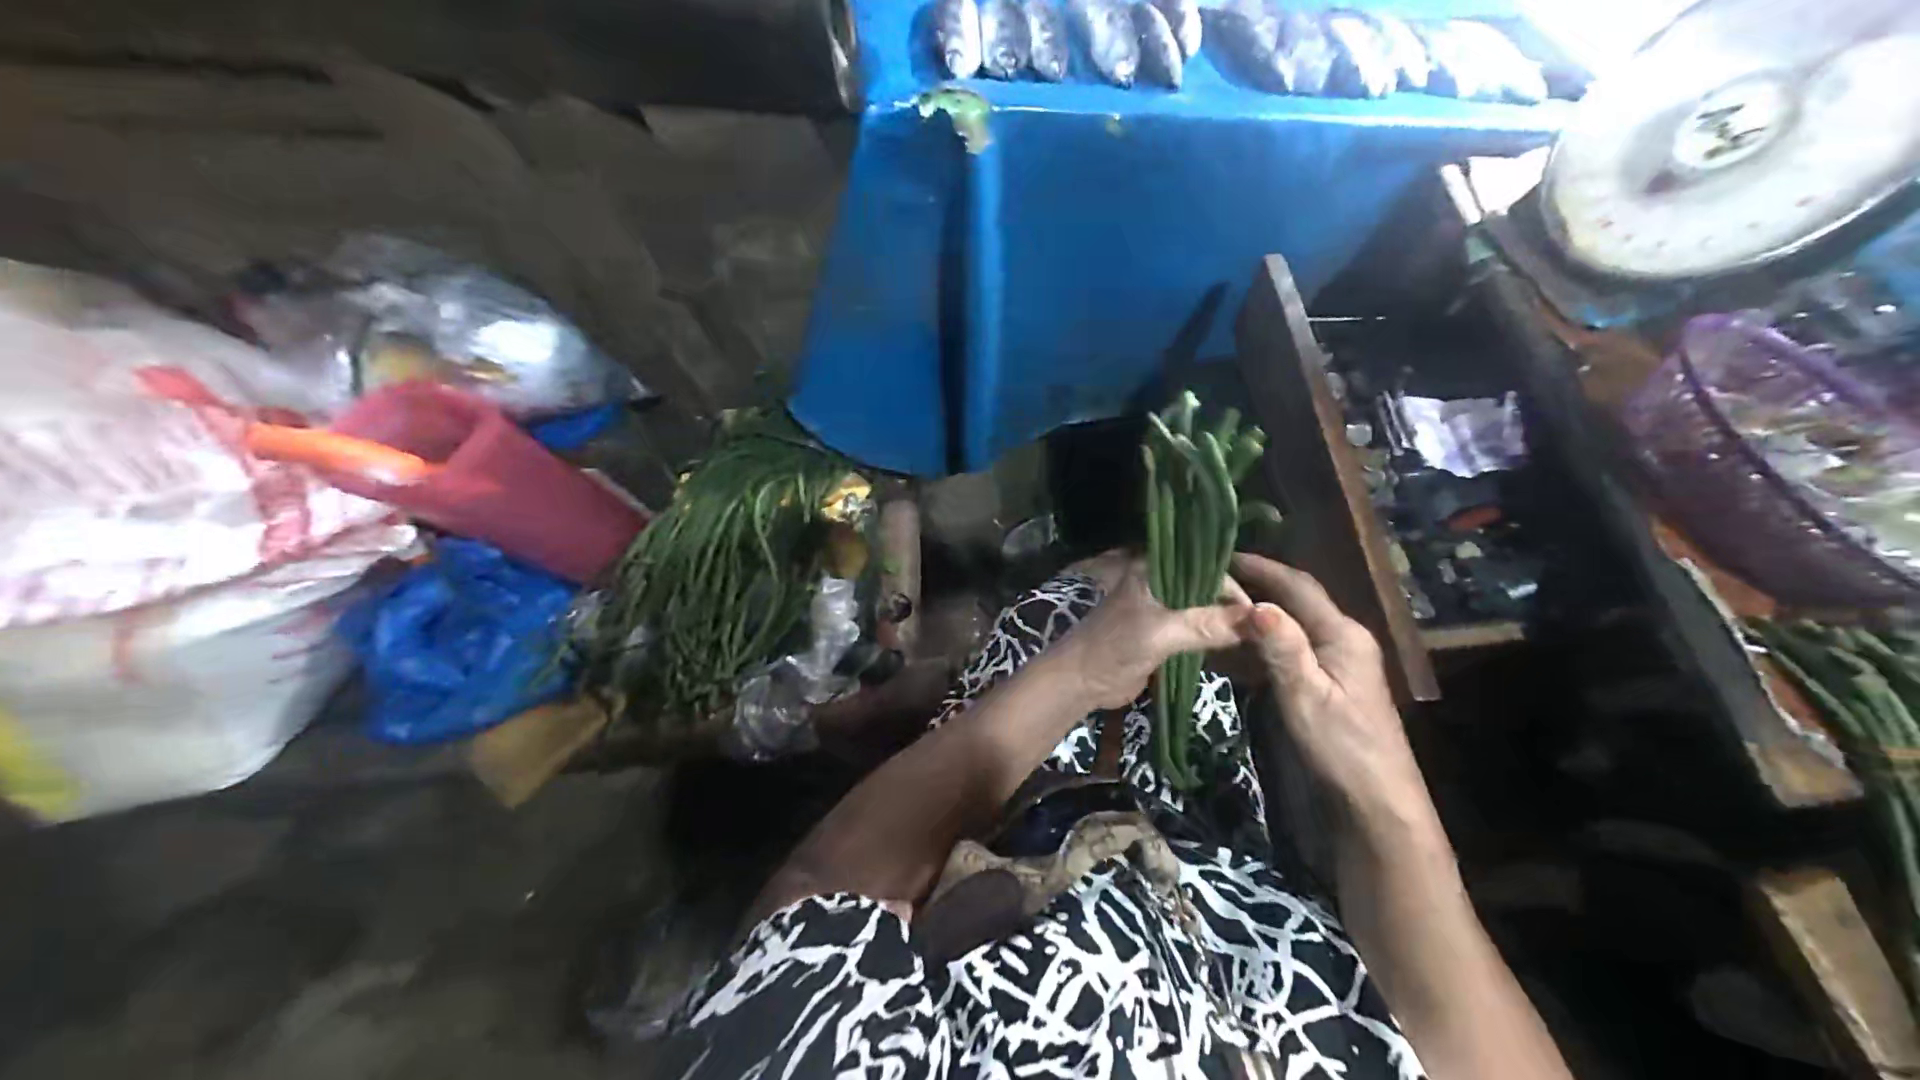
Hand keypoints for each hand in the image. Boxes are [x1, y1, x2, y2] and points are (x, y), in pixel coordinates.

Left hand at [1050, 555, 1248, 710]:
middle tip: (1267, 632)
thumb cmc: (1114, 647)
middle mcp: (1161, 581)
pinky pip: (1198, 629)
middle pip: (1210, 588)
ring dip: (1228, 623)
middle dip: (1236, 607)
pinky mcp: (1165, 633)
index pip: (1209, 569)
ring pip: (1205, 609)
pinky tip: (1239, 649)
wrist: (1081, 681)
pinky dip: (1216, 637)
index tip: (1262, 618)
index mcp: (1154, 568)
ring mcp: (1163, 607)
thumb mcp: (1162, 633)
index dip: (1236, 592)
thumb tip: (1261, 621)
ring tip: (1260, 642)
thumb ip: (1207, 625)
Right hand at [1230, 553, 1434, 825]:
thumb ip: (1284, 649)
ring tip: (1211, 605)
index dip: (1260, 567)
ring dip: (1252, 613)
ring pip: (1287, 623)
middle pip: (1293, 600)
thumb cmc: (1343, 746)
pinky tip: (1231, 644)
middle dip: (1253, 584)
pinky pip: (1287, 647)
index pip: (1297, 586)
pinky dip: (1258, 641)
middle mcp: (1341, 637)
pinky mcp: (1326, 679)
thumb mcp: (1307, 696)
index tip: (1221, 554)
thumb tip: (1257, 604)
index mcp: (1342, 634)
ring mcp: (1335, 659)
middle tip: (1208, 578)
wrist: (1376, 799)